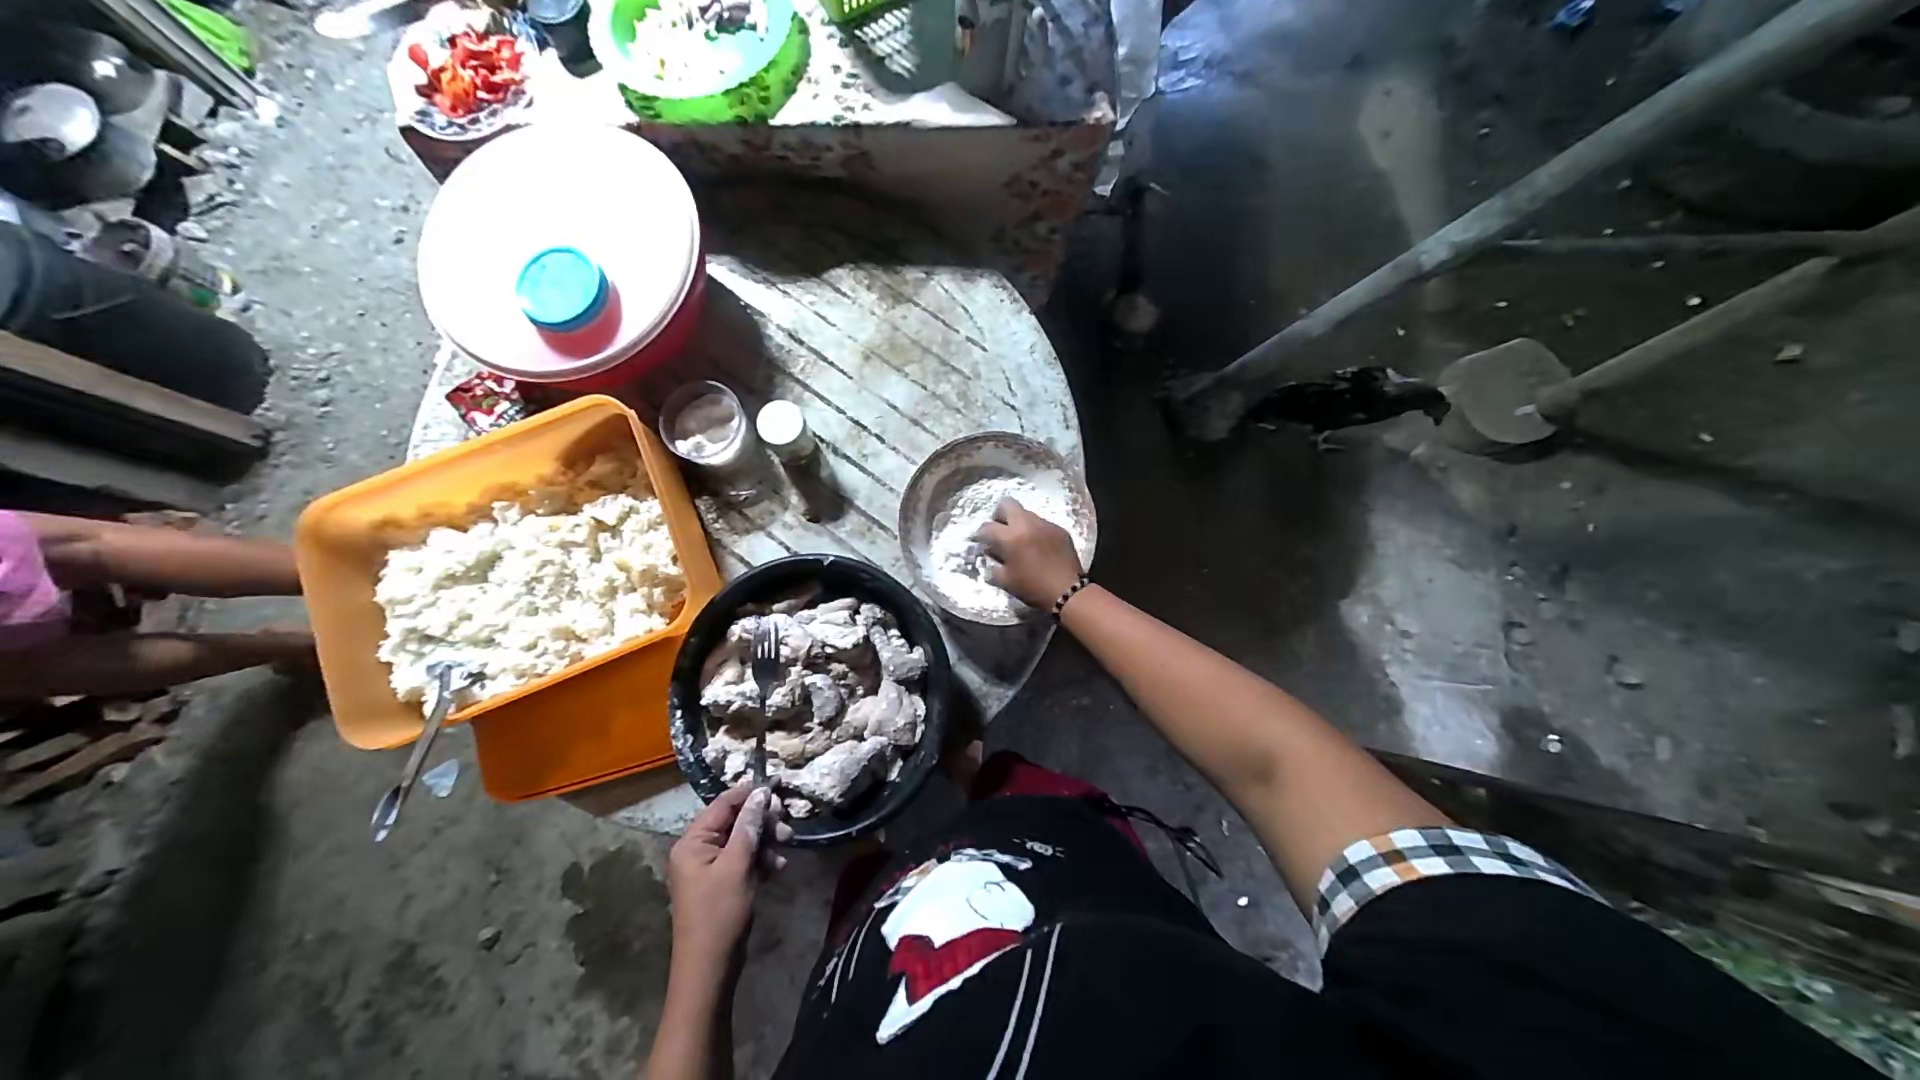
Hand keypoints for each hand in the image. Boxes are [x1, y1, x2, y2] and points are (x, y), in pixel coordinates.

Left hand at [666, 784, 791, 965]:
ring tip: (786, 846)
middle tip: (786, 826)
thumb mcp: (738, 865)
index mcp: (692, 841)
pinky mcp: (720, 882)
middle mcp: (697, 849)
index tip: (779, 788)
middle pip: (734, 820)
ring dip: (765, 840)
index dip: (751, 793)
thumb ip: (749, 825)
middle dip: (762, 821)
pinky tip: (777, 868)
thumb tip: (760, 792)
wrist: (710, 968)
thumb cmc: (720, 913)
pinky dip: (760, 859)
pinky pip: (742, 859)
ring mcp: (708, 867)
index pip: (723, 804)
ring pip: (742, 839)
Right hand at [974, 498, 1082, 608]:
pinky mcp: (1059, 530)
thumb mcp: (1006, 581)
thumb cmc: (1033, 588)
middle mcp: (1027, 524)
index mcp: (1010, 537)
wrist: (1068, 591)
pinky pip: (1042, 524)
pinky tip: (1038, 547)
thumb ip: (993, 566)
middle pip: (1007, 504)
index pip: (987, 527)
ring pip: (1026, 513)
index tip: (981, 541)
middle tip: (1000, 530)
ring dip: (1019, 523)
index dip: (980, 534)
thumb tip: (990, 557)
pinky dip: (1035, 531)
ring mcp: (1045, 524)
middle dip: (999, 515)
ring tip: (1021, 540)